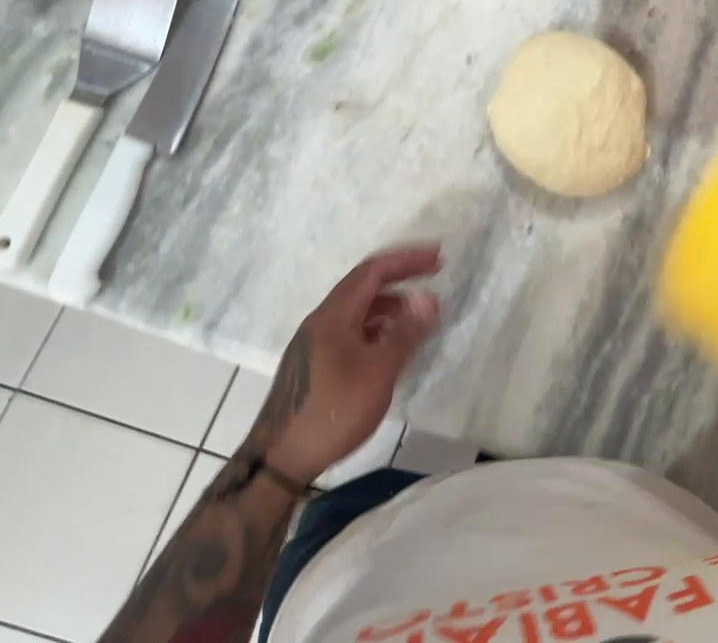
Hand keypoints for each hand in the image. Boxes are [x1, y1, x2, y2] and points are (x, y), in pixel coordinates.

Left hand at [249, 247, 443, 481]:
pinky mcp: (316, 363)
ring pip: (358, 310)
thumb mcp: (378, 372)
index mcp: (332, 316)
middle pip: (363, 286)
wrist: (279, 459)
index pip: (372, 272)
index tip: (438, 257)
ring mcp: (315, 343)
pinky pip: (352, 330)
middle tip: (434, 275)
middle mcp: (321, 322)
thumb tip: (429, 296)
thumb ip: (405, 333)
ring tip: (420, 315)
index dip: (406, 260)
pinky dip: (378, 326)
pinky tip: (392, 345)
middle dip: (400, 276)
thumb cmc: (332, 412)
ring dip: (390, 304)